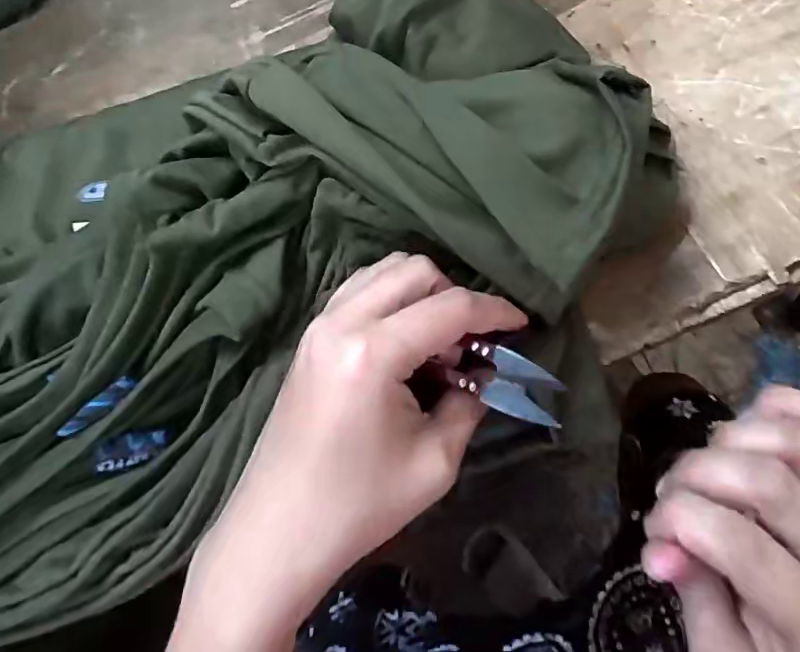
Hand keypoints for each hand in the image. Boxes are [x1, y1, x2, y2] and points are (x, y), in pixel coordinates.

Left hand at [168, 252, 528, 651]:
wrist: (278, 529)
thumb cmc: (358, 505)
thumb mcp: (434, 462)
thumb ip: (468, 403)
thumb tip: (484, 372)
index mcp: (373, 352)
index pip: (449, 307)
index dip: (494, 310)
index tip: (521, 323)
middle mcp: (342, 321)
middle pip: (416, 270)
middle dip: (455, 296)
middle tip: (472, 344)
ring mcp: (320, 322)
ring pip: (385, 270)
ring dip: (422, 293)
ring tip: (437, 344)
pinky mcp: (311, 333)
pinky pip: (361, 288)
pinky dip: (392, 297)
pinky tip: (404, 340)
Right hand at [642, 387, 799, 651]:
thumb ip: (695, 595)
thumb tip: (658, 548)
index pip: (742, 544)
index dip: (679, 521)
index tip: (654, 532)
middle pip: (768, 480)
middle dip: (697, 472)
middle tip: (670, 493)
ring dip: (734, 437)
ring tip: (707, 466)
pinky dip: (782, 406)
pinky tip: (747, 421)